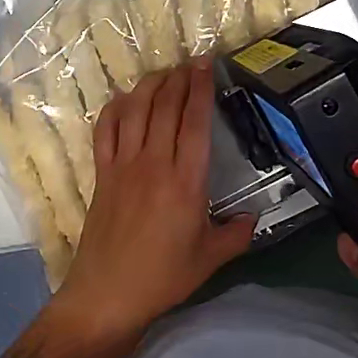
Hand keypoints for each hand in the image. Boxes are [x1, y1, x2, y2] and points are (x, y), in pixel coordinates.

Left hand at [52, 59, 255, 341]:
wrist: (107, 295)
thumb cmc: (162, 277)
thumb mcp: (210, 259)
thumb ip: (237, 234)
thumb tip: (254, 218)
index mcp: (185, 182)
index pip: (195, 122)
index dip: (201, 88)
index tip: (207, 65)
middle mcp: (154, 164)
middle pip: (165, 106)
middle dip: (179, 78)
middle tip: (191, 63)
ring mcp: (123, 166)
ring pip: (136, 111)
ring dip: (150, 85)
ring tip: (165, 73)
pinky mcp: (102, 174)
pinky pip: (105, 131)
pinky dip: (115, 108)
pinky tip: (125, 99)